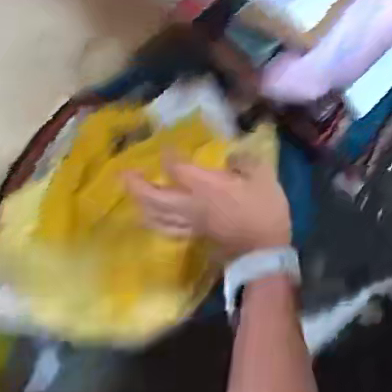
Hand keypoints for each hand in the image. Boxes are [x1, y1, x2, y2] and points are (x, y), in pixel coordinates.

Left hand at [125, 153, 292, 258]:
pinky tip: (152, 217)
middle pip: (153, 197)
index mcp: (207, 187)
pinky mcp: (193, 234)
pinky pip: (165, 227)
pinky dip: (154, 220)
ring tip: (135, 193)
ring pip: (154, 215)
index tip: (166, 145)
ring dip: (140, 203)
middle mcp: (190, 205)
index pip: (178, 169)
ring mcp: (189, 222)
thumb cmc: (265, 208)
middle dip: (137, 184)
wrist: (263, 247)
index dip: (168, 156)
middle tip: (127, 172)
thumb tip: (231, 154)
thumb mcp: (264, 177)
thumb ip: (246, 161)